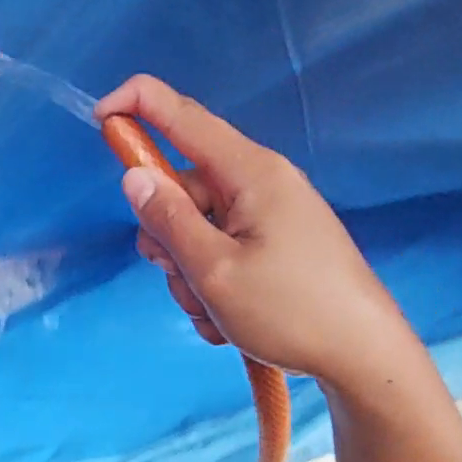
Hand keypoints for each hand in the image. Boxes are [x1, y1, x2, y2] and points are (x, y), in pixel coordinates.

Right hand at [94, 75, 419, 387]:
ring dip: (190, 276)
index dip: (138, 107)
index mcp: (250, 173)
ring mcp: (268, 218)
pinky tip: (230, 319)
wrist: (361, 355)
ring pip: (196, 233)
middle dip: (167, 239)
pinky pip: (220, 256)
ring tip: (217, 311)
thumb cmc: (288, 308)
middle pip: (183, 193)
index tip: (100, 118)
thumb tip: (133, 177)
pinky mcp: (274, 248)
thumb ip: (168, 221)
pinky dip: (212, 287)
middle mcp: (259, 185)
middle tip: (183, 279)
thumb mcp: (213, 270)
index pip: (183, 119)